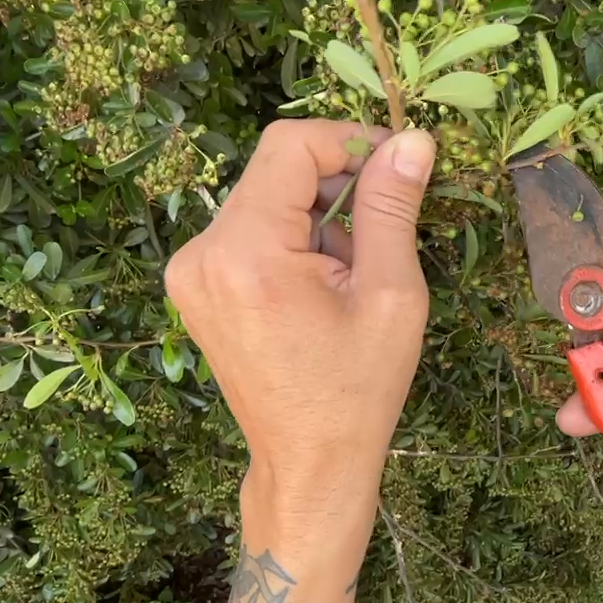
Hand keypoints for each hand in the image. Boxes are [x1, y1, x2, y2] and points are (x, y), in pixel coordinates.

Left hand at [166, 119, 435, 502]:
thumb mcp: (390, 295)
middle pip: (274, 172)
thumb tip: (412, 141)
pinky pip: (250, 233)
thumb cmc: (358, 390)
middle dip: (337, 186)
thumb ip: (393, 209)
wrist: (310, 461)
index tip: (397, 166)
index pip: (290, 147)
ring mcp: (190, 272)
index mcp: (247, 252)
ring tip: (352, 274)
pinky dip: (293, 241)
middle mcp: (202, 253)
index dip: (349, 142)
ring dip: (317, 217)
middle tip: (385, 230)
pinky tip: (321, 286)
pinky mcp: (196, 287)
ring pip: (265, 200)